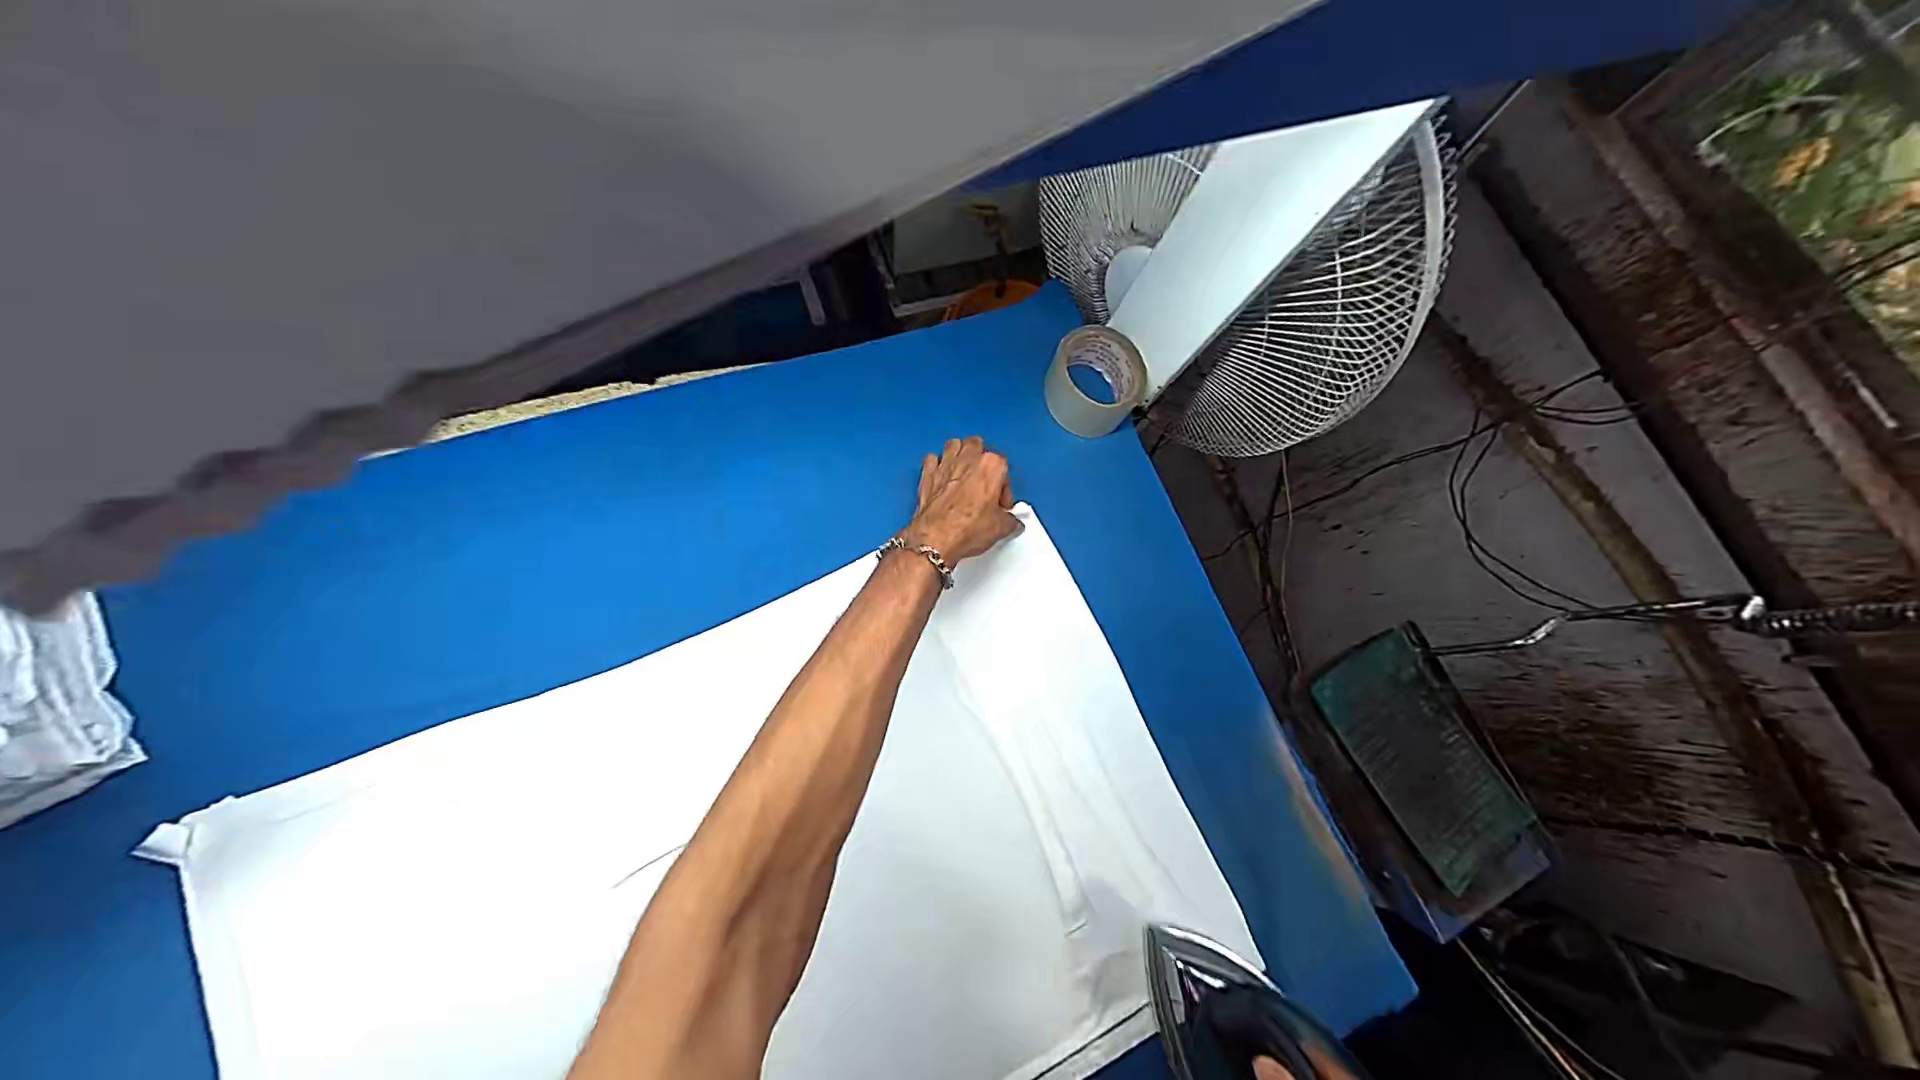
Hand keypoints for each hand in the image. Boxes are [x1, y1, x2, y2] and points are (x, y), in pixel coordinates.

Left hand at [900, 437, 1019, 562]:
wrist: (936, 537)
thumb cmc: (967, 527)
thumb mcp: (1000, 528)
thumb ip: (1009, 520)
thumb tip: (1010, 523)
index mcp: (991, 466)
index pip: (1004, 467)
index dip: (1004, 488)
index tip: (1001, 504)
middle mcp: (968, 459)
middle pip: (978, 446)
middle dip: (982, 460)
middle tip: (984, 480)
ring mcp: (946, 464)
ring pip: (954, 445)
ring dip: (960, 454)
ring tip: (964, 472)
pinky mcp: (928, 474)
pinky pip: (932, 459)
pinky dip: (936, 465)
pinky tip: (941, 476)